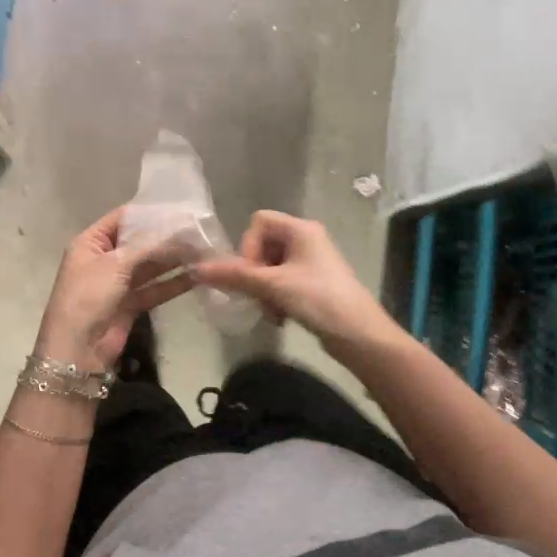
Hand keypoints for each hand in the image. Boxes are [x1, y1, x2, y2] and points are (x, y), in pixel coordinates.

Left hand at [35, 206, 192, 370]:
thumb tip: (176, 229)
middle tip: (197, 229)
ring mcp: (117, 283)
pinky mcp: (131, 304)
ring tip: (202, 249)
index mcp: (90, 243)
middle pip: (138, 242)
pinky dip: (173, 283)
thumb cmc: (88, 296)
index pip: (121, 219)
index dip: (147, 213)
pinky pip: (155, 288)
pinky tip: (196, 275)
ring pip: (149, 266)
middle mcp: (104, 259)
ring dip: (173, 259)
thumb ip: (146, 246)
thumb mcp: (115, 265)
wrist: (76, 349)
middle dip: (165, 237)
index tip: (177, 208)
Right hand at [193, 211, 398, 353]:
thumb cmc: (319, 300)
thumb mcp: (273, 286)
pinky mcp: (314, 283)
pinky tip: (280, 318)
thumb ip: (235, 276)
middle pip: (263, 246)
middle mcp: (307, 239)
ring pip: (272, 268)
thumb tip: (197, 269)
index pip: (259, 222)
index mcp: (301, 229)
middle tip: (258, 296)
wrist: (359, 334)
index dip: (248, 247)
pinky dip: (277, 298)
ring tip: (271, 312)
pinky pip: (284, 282)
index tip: (252, 273)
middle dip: (255, 273)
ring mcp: (312, 262)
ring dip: (264, 290)